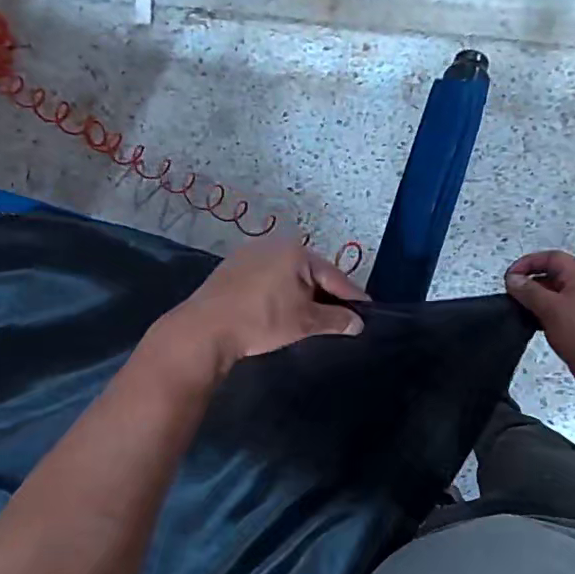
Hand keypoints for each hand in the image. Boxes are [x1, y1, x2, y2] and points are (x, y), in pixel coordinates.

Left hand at [152, 239, 366, 377]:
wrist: (206, 328)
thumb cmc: (261, 320)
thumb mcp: (304, 322)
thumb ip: (336, 320)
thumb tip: (357, 322)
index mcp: (296, 251)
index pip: (334, 276)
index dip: (353, 297)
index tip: (368, 311)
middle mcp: (273, 245)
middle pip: (311, 273)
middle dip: (326, 295)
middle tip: (342, 317)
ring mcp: (250, 254)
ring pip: (288, 276)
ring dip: (302, 295)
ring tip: (313, 317)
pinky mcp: (232, 268)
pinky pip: (267, 279)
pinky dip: (280, 293)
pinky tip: (281, 310)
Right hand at [504, 251, 574, 397]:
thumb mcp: (551, 309)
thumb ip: (529, 291)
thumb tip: (513, 278)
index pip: (551, 257)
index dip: (527, 263)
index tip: (508, 279)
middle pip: (555, 274)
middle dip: (531, 282)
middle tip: (512, 298)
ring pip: (558, 295)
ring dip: (538, 301)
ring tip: (522, 314)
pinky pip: (565, 312)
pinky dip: (549, 315)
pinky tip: (539, 328)